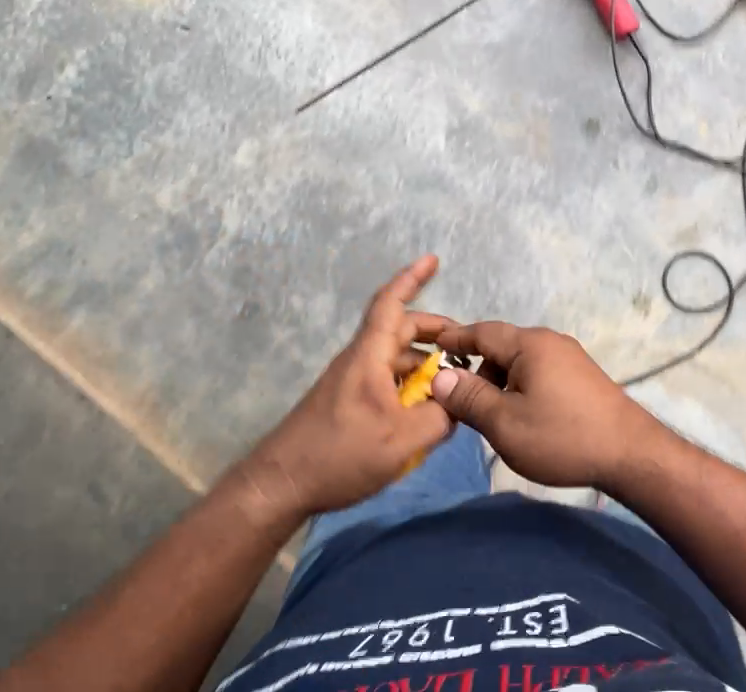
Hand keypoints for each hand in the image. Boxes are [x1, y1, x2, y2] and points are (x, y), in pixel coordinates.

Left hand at [233, 256, 454, 525]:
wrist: (280, 487)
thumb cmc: (338, 455)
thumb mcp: (402, 440)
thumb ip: (440, 417)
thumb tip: (458, 404)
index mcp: (369, 357)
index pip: (391, 304)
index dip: (412, 278)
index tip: (433, 259)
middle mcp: (360, 361)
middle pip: (400, 329)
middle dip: (435, 331)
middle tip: (465, 346)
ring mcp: (352, 383)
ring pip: (396, 357)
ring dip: (425, 362)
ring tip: (453, 384)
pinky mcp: (349, 403)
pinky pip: (388, 379)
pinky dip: (411, 384)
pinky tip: (427, 410)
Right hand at [430, 322, 672, 490]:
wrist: (629, 452)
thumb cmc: (561, 436)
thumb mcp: (505, 422)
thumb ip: (470, 397)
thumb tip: (440, 375)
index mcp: (530, 344)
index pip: (482, 331)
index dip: (454, 339)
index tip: (429, 348)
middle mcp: (551, 341)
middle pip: (501, 347)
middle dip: (476, 369)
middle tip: (457, 402)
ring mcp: (570, 358)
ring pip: (521, 362)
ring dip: (499, 382)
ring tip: (488, 416)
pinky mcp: (581, 377)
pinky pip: (539, 372)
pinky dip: (520, 387)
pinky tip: (519, 416)